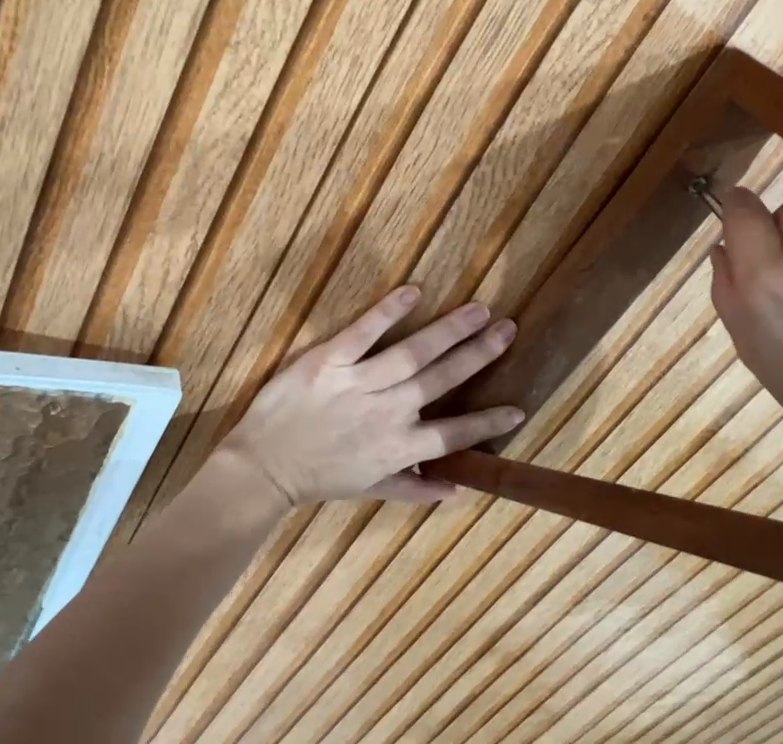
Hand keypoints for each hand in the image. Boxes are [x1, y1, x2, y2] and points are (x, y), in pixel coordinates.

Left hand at [217, 286, 524, 505]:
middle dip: (478, 355)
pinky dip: (388, 313)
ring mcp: (358, 384)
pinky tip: (413, 292)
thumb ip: (414, 489)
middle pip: (441, 381)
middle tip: (507, 330)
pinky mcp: (328, 362)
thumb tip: (457, 491)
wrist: (263, 467)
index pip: (454, 434)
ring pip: (413, 354)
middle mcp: (387, 414)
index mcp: (399, 447)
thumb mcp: (368, 489)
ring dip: (449, 331)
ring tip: (479, 309)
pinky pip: (363, 333)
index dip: (487, 422)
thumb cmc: (318, 476)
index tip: (519, 409)